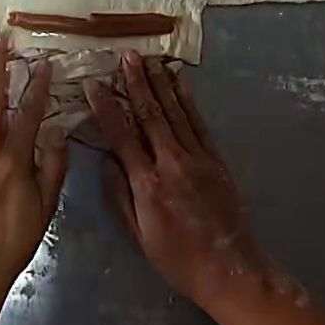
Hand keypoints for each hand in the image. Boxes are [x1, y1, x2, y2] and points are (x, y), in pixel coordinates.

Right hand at [86, 52, 273, 310]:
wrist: (230, 269)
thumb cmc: (178, 259)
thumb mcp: (138, 235)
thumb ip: (119, 195)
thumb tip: (106, 159)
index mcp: (148, 183)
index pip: (121, 135)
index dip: (105, 107)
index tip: (93, 84)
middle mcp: (172, 162)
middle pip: (150, 114)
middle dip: (136, 82)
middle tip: (126, 55)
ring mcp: (197, 157)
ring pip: (175, 111)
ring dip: (161, 83)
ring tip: (150, 59)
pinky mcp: (216, 157)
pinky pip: (198, 122)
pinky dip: (187, 100)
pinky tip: (180, 83)